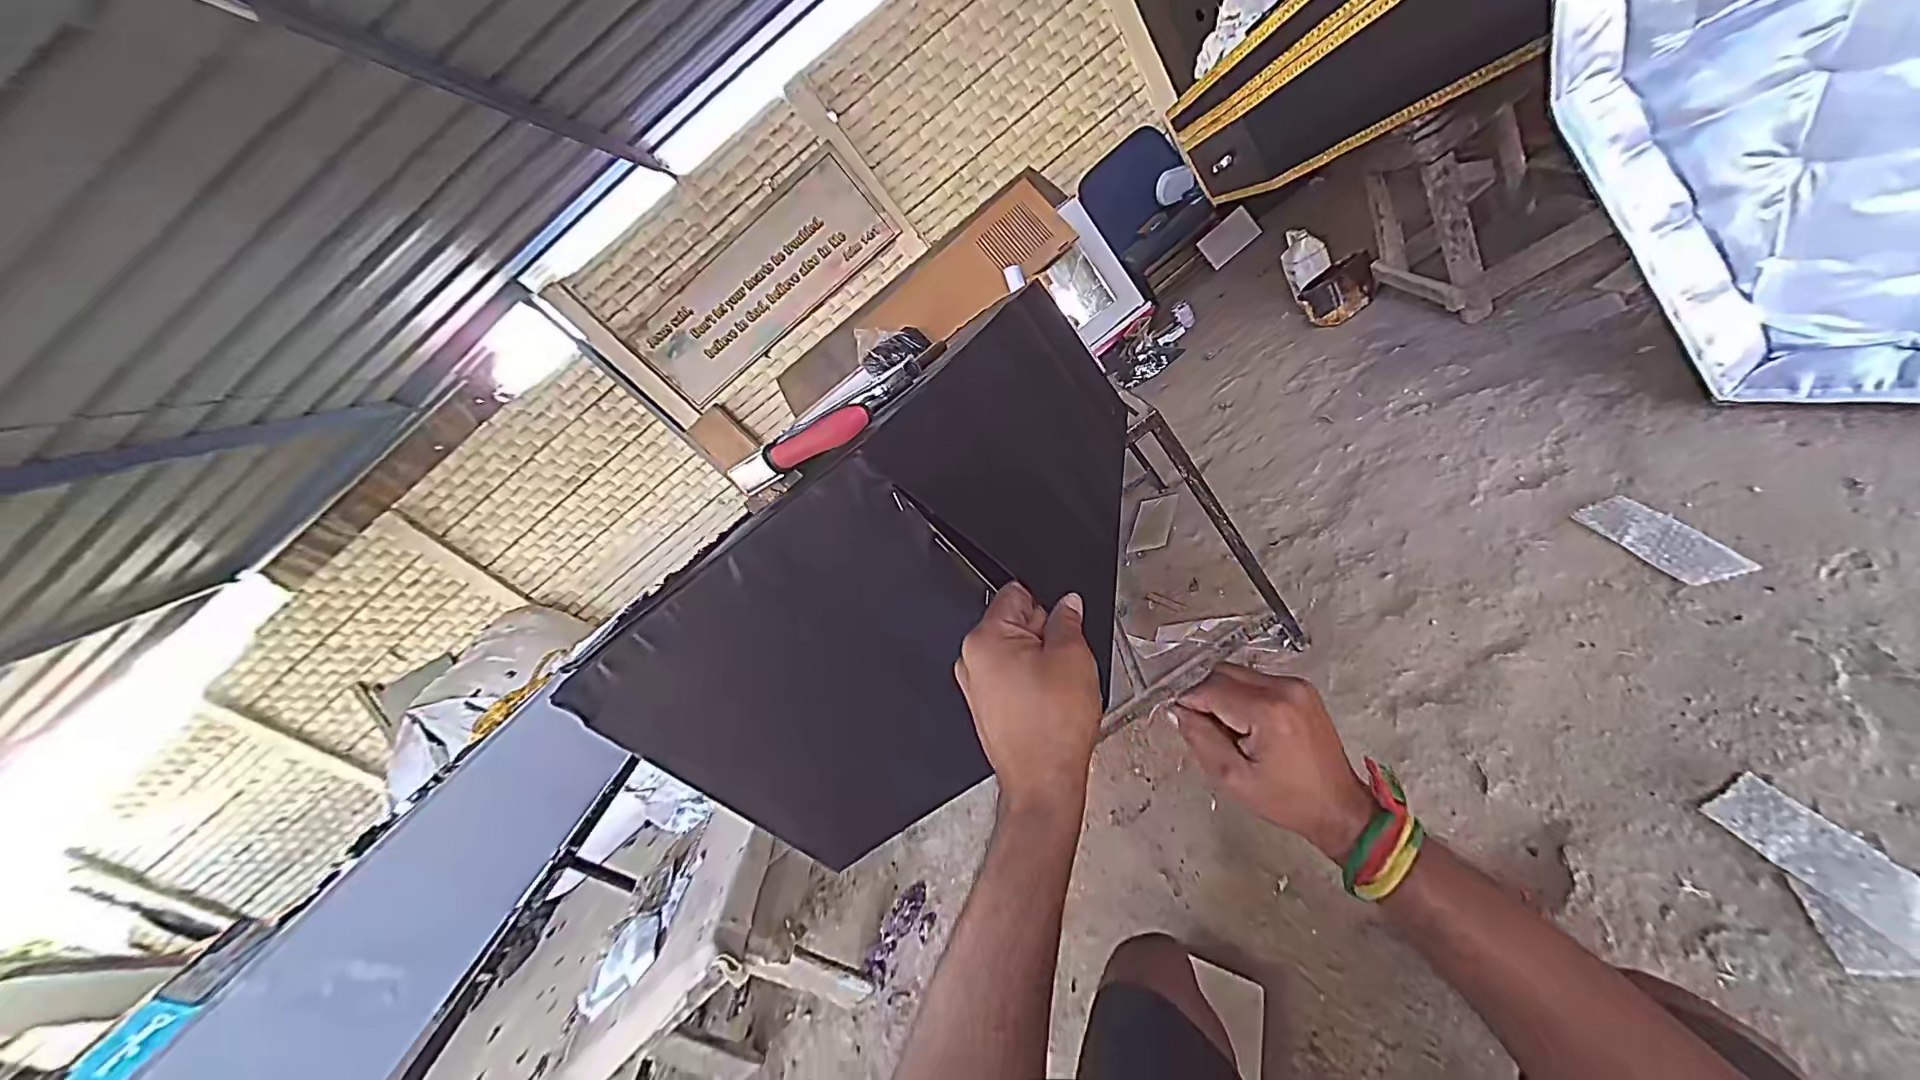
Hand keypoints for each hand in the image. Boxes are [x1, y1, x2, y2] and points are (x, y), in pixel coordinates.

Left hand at [954, 582, 1101, 818]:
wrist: (1044, 781)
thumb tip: (1068, 603)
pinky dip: (1031, 682)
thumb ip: (1068, 619)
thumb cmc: (1052, 728)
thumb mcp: (1073, 657)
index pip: (1015, 594)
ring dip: (1038, 660)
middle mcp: (971, 659)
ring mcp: (975, 685)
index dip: (1045, 604)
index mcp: (985, 639)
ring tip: (1057, 687)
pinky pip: (1011, 677)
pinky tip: (1048, 702)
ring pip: (1015, 651)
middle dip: (1042, 634)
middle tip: (1062, 661)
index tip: (1061, 623)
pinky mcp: (985, 706)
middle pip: (1014, 622)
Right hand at [1168, 665, 1375, 860]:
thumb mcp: (1232, 778)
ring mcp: (1296, 686)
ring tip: (1230, 731)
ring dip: (1223, 696)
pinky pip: (1255, 680)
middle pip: (1222, 674)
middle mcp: (1285, 688)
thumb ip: (1199, 738)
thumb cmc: (1288, 800)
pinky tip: (1247, 725)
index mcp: (1268, 710)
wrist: (1339, 807)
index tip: (1181, 720)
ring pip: (1237, 675)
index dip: (1188, 702)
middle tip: (1205, 729)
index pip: (1209, 688)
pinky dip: (1241, 697)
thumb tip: (1178, 711)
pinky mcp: (1301, 689)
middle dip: (1205, 697)